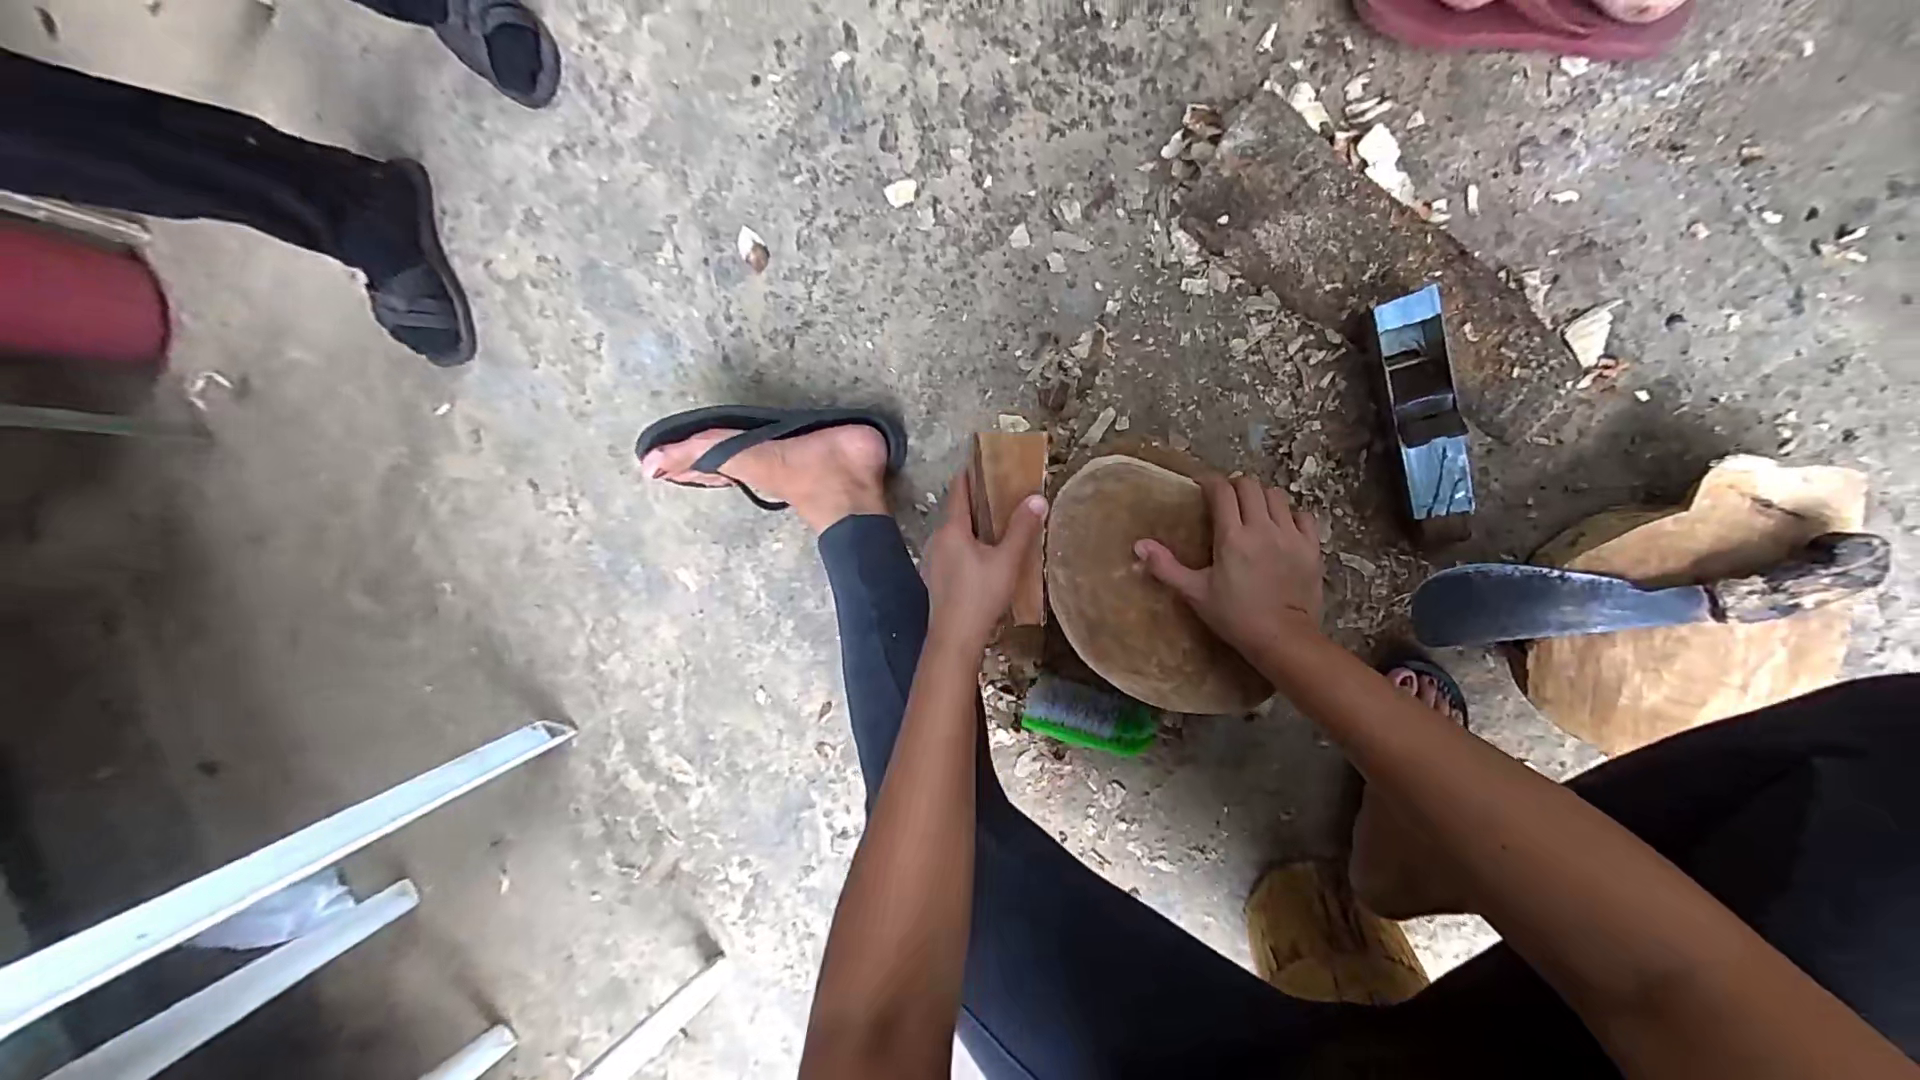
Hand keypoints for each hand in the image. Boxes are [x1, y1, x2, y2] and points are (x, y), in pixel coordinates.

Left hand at [922, 468, 1047, 649]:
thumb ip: (1022, 529)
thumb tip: (1037, 498)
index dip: (970, 475)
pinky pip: (952, 551)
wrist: (955, 637)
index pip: (958, 492)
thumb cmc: (980, 595)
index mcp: (952, 530)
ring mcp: (934, 560)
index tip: (981, 463)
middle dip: (975, 501)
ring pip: (954, 533)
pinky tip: (983, 555)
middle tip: (999, 493)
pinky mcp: (937, 578)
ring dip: (972, 525)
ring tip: (995, 523)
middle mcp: (937, 540)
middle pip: (956, 512)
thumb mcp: (1007, 561)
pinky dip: (967, 544)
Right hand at [1133, 474, 1322, 656]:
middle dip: (1234, 486)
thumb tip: (1139, 545)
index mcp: (1232, 537)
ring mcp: (1292, 536)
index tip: (1201, 485)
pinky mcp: (1312, 547)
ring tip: (1251, 510)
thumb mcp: (1194, 592)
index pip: (1222, 491)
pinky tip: (1281, 526)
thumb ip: (1166, 566)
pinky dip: (1289, 514)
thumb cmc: (1234, 616)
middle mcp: (1263, 528)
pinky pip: (1304, 516)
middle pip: (1250, 485)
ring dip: (1261, 496)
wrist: (1283, 639)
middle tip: (1225, 498)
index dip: (1210, 482)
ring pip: (1277, 496)